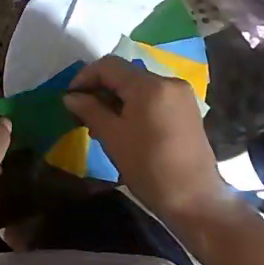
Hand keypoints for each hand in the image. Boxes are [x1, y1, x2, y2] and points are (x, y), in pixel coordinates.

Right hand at [61, 56, 229, 222]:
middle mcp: (168, 82)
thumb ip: (89, 110)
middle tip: (81, 114)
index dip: (84, 77)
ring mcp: (181, 96)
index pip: (108, 65)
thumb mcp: (112, 136)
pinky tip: (123, 128)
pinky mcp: (187, 110)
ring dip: (115, 100)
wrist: (194, 198)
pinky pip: (152, 98)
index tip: (70, 98)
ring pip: (138, 87)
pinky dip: (133, 106)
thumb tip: (70, 96)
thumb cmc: (148, 166)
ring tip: (100, 125)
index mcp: (149, 86)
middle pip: (124, 74)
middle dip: (99, 90)